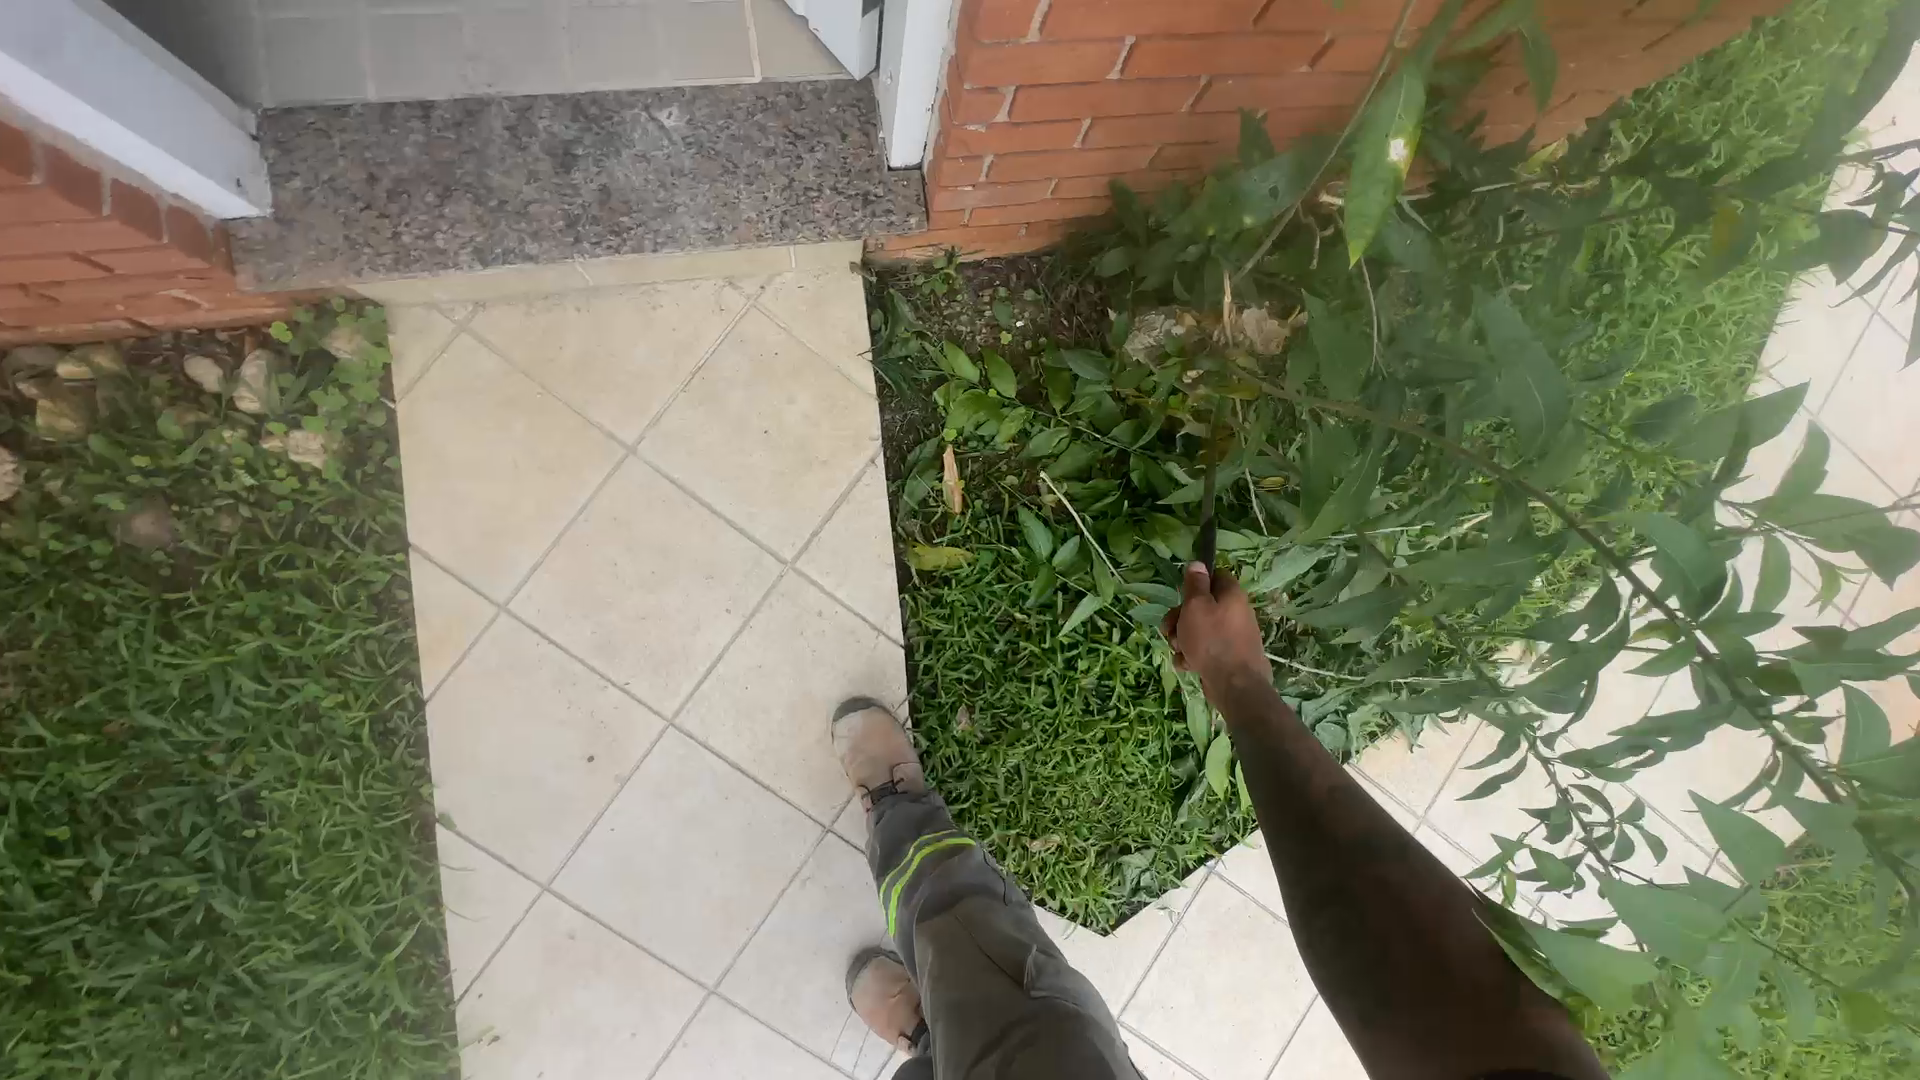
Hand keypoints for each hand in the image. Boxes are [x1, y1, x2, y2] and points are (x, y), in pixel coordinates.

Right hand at [1161, 562, 1270, 691]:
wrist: (1234, 685)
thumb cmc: (1212, 639)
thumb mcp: (1196, 606)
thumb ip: (1195, 584)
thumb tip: (1197, 563)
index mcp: (1231, 595)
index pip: (1215, 576)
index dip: (1196, 583)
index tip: (1181, 594)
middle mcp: (1234, 613)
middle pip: (1201, 606)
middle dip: (1179, 617)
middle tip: (1169, 629)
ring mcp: (1231, 637)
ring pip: (1198, 630)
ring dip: (1182, 639)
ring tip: (1179, 649)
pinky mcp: (1226, 657)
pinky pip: (1203, 650)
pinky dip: (1192, 656)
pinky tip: (1188, 664)